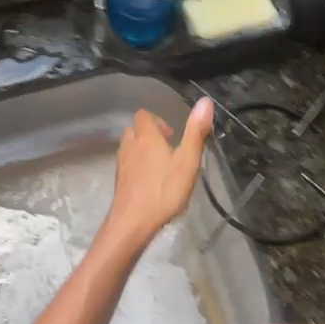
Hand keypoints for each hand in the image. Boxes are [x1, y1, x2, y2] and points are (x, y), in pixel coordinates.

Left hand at [102, 99, 213, 250]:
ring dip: (142, 150)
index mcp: (146, 137)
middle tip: (168, 149)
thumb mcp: (187, 161)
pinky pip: (127, 165)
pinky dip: (137, 167)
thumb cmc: (164, 190)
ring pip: (129, 147)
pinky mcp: (119, 182)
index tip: (172, 135)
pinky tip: (150, 183)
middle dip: (149, 135)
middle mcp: (130, 145)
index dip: (157, 120)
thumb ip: (195, 132)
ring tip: (160, 165)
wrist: (133, 223)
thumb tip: (205, 101)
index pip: (144, 115)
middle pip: (135, 130)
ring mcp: (121, 164)